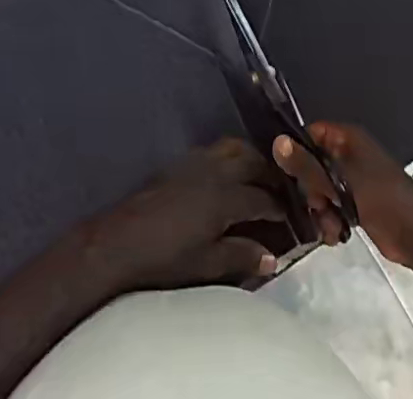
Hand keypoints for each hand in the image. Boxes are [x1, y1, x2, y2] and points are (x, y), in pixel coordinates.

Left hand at [79, 139, 285, 292]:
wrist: (120, 240)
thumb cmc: (166, 257)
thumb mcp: (207, 263)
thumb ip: (241, 256)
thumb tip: (273, 257)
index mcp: (225, 197)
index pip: (263, 198)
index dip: (280, 209)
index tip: (292, 218)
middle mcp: (214, 171)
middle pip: (252, 161)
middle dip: (270, 174)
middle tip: (281, 191)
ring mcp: (195, 162)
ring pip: (232, 147)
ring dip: (250, 157)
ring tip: (259, 175)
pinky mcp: (179, 162)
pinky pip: (214, 149)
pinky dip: (230, 156)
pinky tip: (227, 174)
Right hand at [273, 122, 412, 268]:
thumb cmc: (384, 202)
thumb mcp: (341, 183)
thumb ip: (307, 166)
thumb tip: (277, 142)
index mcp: (348, 139)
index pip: (310, 134)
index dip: (296, 150)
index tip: (288, 173)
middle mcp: (349, 154)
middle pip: (311, 163)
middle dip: (311, 189)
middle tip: (318, 205)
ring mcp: (353, 179)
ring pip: (319, 188)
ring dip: (320, 209)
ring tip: (329, 226)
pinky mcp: (355, 202)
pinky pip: (331, 205)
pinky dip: (329, 219)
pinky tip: (335, 234)